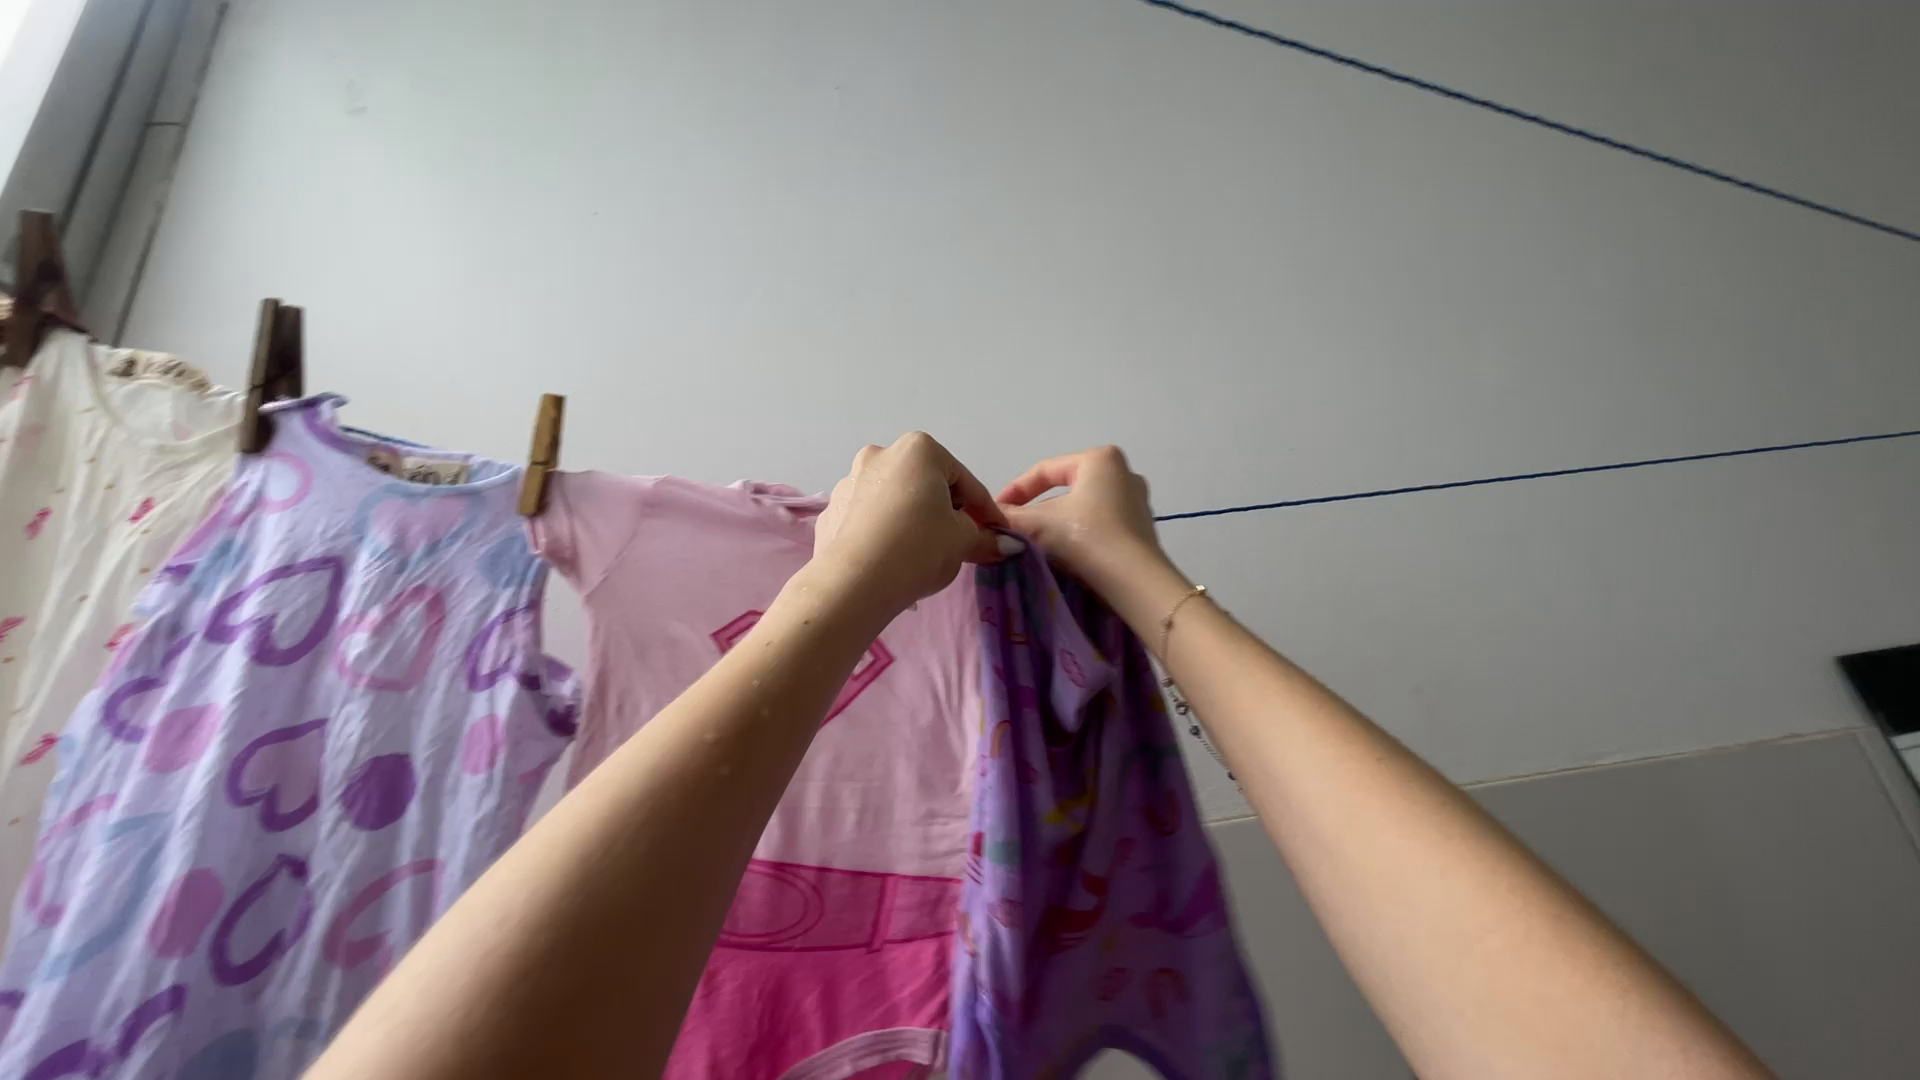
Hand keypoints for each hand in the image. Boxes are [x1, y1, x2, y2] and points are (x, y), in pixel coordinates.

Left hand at [811, 432, 1017, 624]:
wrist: (854, 583)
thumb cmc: (919, 548)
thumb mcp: (962, 542)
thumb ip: (985, 537)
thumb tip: (1005, 544)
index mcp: (918, 450)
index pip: (964, 481)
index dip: (985, 510)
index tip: (996, 532)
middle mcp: (880, 455)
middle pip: (926, 484)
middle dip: (945, 510)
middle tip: (960, 542)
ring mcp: (849, 482)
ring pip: (895, 500)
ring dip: (912, 519)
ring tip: (923, 554)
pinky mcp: (830, 511)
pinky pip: (869, 519)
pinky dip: (884, 532)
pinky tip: (892, 559)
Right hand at [998, 446, 1169, 588]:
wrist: (1134, 582)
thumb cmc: (1086, 538)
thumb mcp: (1038, 524)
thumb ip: (1010, 517)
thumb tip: (988, 518)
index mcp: (1100, 459)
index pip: (1045, 471)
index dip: (1014, 490)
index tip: (995, 511)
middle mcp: (1124, 473)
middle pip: (1065, 489)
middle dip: (1036, 509)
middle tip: (1013, 528)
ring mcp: (1136, 502)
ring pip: (1082, 509)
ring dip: (1056, 524)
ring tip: (1034, 543)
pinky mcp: (1141, 530)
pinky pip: (1099, 526)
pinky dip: (1078, 536)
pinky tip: (1064, 554)